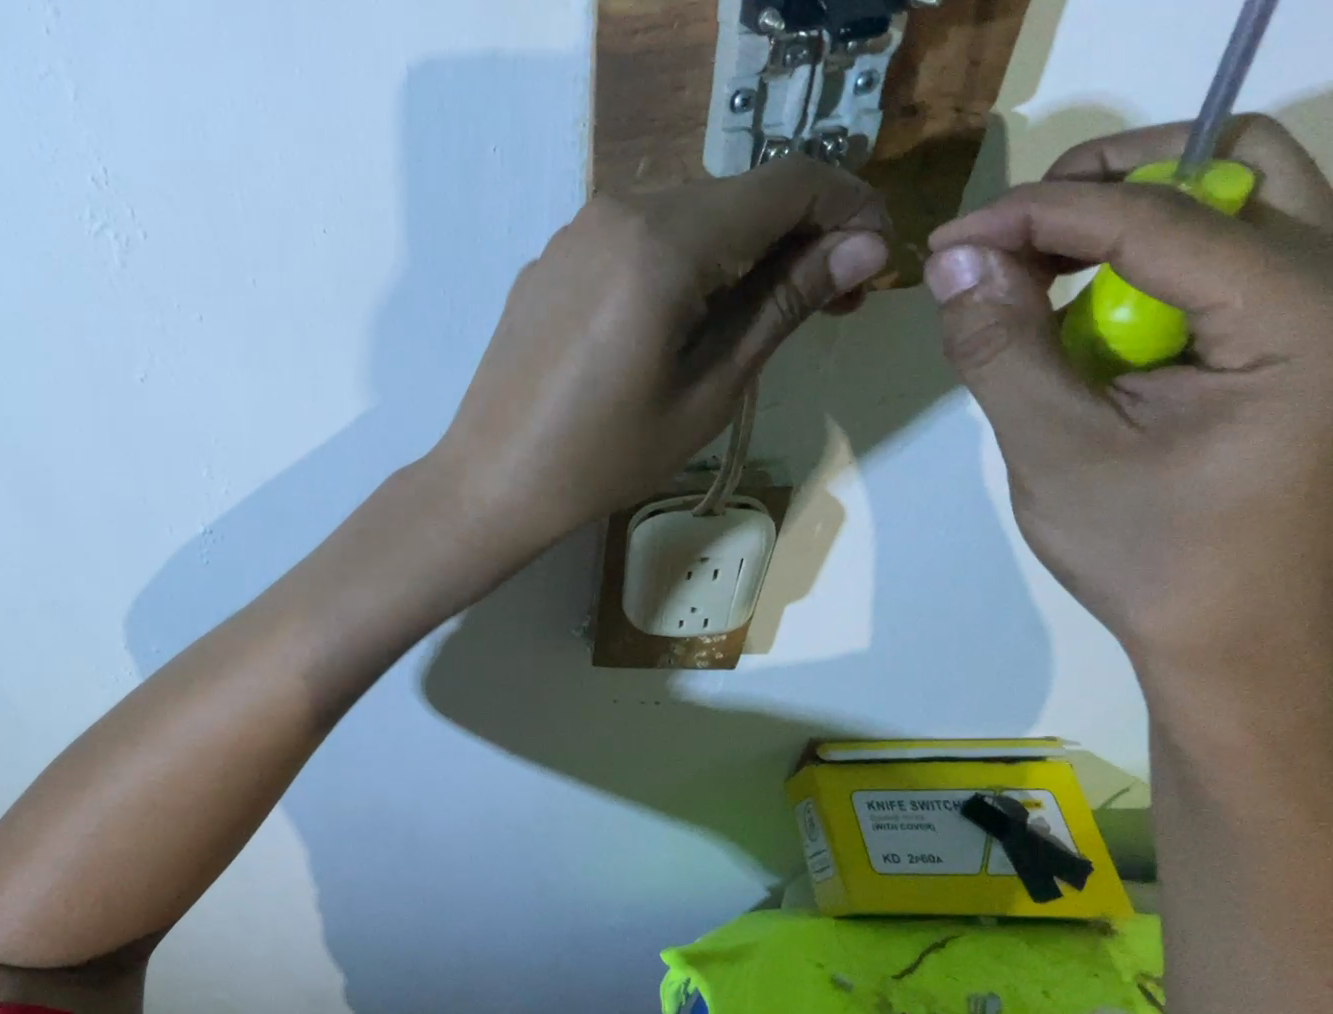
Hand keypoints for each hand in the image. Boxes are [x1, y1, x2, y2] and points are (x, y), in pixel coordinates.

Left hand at [426, 157, 889, 547]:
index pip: (788, 183)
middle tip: (825, 304)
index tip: (874, 263)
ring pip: (686, 214)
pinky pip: (634, 240)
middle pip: (736, 195)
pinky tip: (680, 319)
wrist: (491, 480)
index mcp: (662, 242)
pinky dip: (677, 262)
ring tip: (754, 320)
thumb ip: (784, 304)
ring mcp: (574, 234)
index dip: (850, 209)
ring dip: (736, 251)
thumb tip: (864, 244)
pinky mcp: (552, 261)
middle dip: (795, 236)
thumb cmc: (602, 456)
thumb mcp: (708, 390)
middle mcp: (615, 213)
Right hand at [924, 116, 1332, 668]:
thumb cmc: (1159, 556)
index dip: (1034, 212)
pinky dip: (1154, 262)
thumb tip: (954, 260)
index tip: (947, 242)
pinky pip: (1241, 250)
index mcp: (1307, 317)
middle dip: (1105, 181)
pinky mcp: (1317, 335)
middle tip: (1014, 239)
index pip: (1154, 215)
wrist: (1258, 640)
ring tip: (1043, 281)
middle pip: (1231, 162)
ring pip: (1244, 195)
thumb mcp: (1057, 452)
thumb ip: (1000, 349)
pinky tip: (1094, 324)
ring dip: (1130, 217)